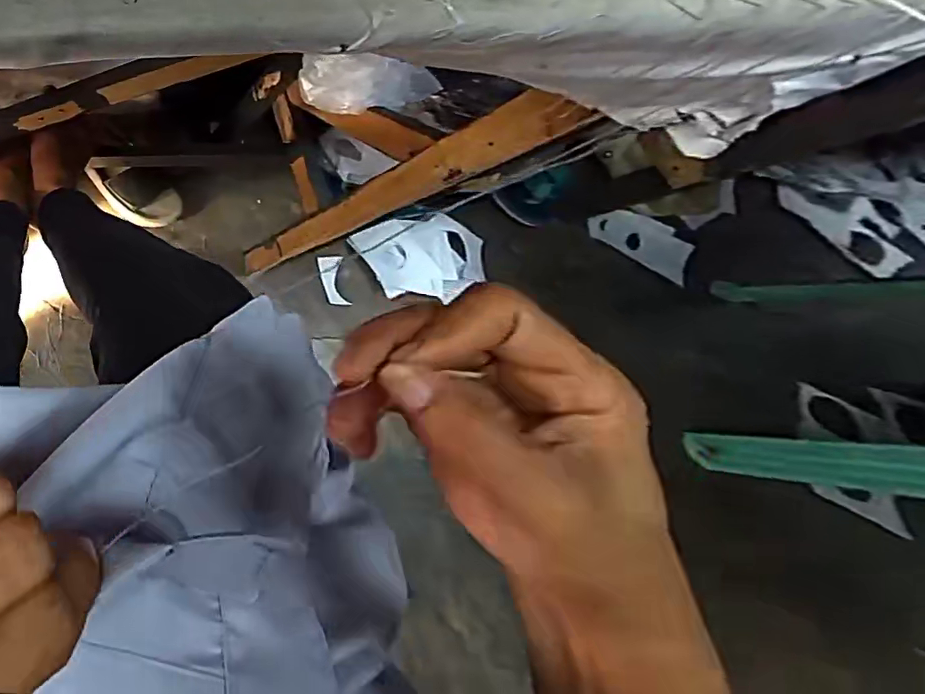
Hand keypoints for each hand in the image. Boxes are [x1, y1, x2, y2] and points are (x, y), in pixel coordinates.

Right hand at [325, 284, 725, 693]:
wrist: (582, 610)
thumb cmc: (582, 555)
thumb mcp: (535, 498)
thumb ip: (466, 430)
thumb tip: (394, 372)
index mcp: (569, 373)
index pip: (500, 314)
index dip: (446, 329)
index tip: (403, 370)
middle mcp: (521, 365)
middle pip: (445, 320)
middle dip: (390, 344)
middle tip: (347, 376)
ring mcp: (483, 384)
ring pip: (413, 346)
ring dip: (368, 373)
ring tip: (342, 419)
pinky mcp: (450, 409)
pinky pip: (399, 384)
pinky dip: (368, 402)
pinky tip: (353, 435)